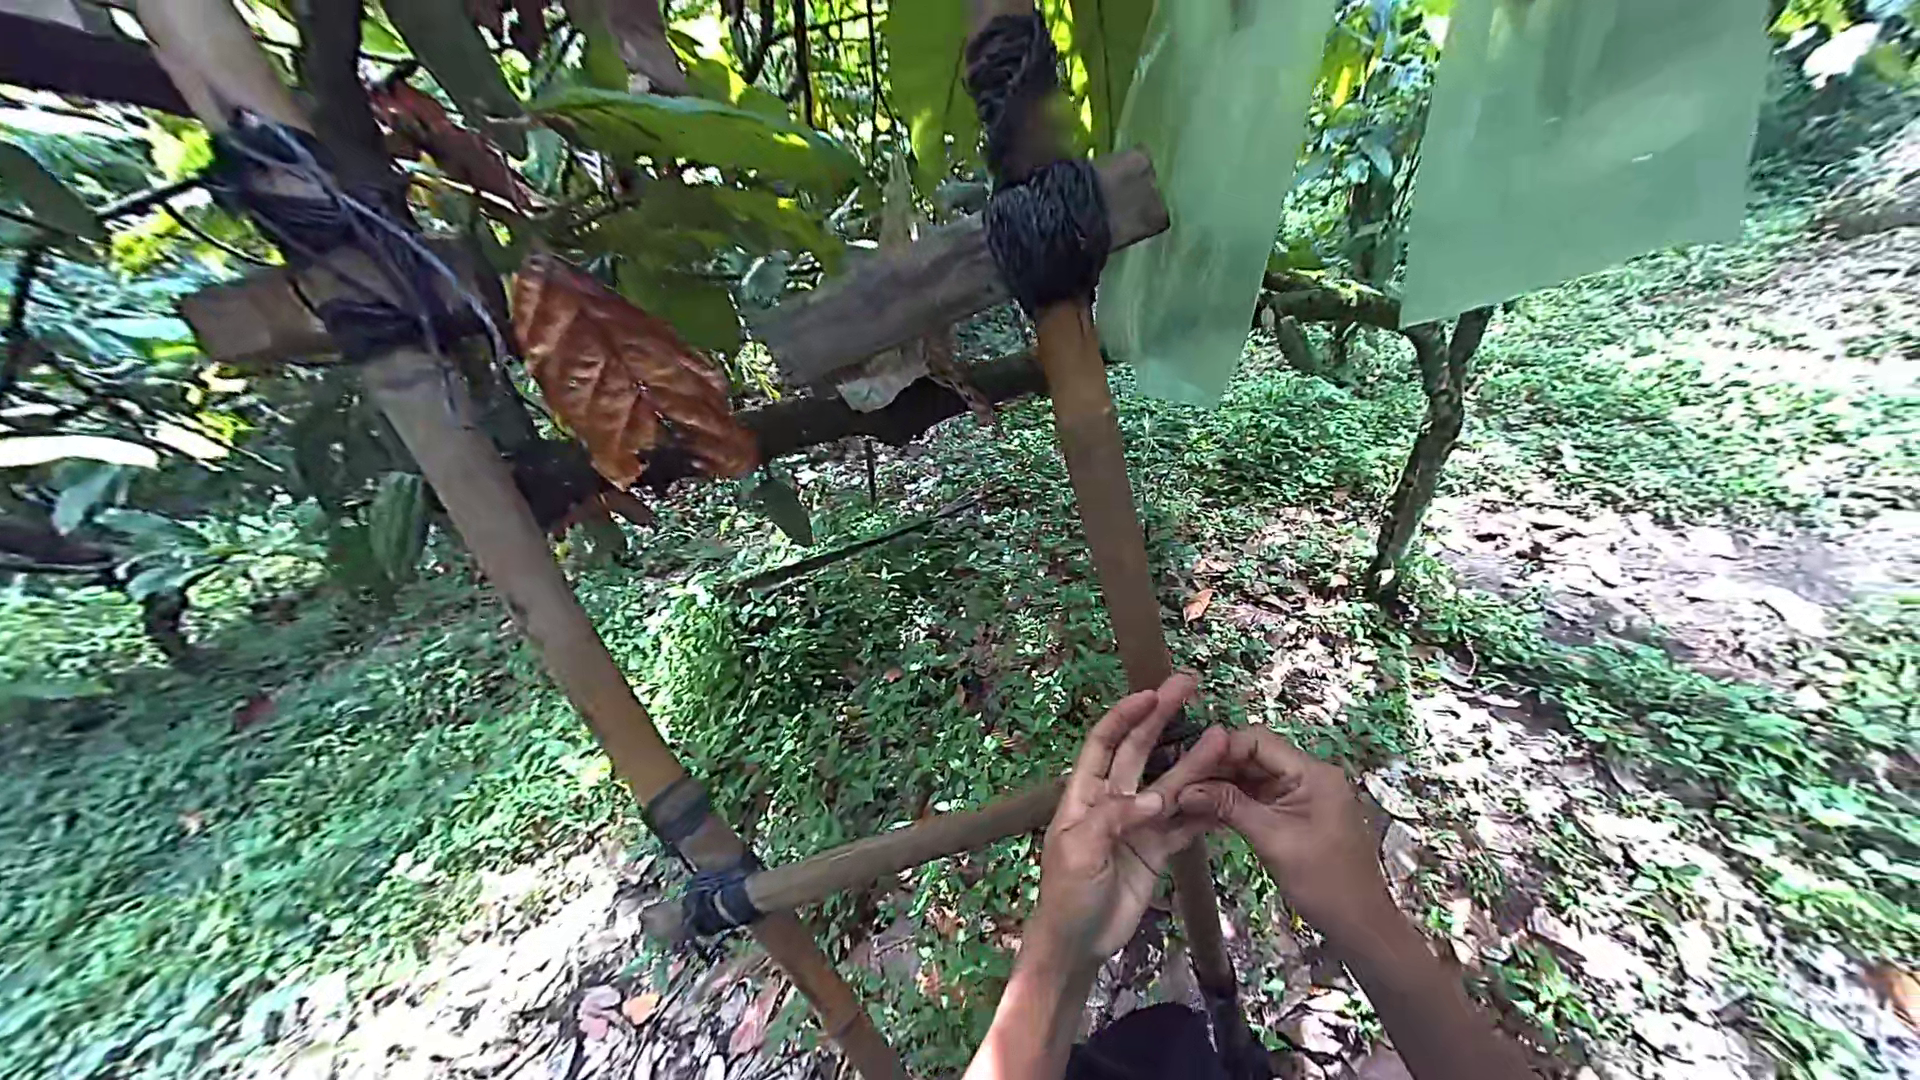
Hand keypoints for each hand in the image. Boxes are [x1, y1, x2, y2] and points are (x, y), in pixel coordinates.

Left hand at [1027, 673, 1227, 971]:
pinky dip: (1204, 809)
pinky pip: (1184, 823)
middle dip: (1161, 718)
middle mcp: (1114, 797)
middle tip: (1186, 687)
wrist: (1079, 942)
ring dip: (1194, 761)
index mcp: (1085, 791)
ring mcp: (1138, 821)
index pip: (1104, 742)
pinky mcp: (1157, 848)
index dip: (1125, 715)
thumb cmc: (1067, 891)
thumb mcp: (1079, 851)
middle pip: (1140, 750)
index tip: (1149, 693)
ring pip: (1170, 784)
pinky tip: (1228, 793)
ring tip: (1222, 738)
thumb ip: (1112, 820)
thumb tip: (1154, 800)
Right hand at [1177, 728, 1392, 942]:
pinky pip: (1257, 793)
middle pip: (1252, 755)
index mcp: (1312, 773)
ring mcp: (1301, 792)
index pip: (1257, 740)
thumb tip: (1183, 789)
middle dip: (1217, 766)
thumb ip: (1228, 805)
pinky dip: (1233, 799)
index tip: (1191, 766)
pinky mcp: (1293, 810)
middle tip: (1183, 781)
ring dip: (1221, 783)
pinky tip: (1207, 807)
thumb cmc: (1324, 882)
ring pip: (1251, 774)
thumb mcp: (1271, 839)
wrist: (1362, 929)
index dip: (1221, 749)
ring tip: (1189, 794)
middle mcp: (1307, 774)